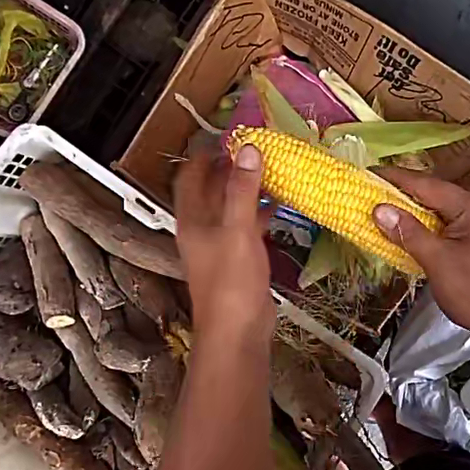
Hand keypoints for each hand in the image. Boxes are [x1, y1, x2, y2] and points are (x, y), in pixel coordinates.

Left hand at [173, 139, 272, 342]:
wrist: (237, 332)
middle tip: (257, 151)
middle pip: (211, 189)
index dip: (207, 154)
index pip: (191, 176)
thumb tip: (248, 149)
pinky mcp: (238, 260)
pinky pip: (246, 227)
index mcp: (192, 219)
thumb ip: (243, 189)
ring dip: (246, 190)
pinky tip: (277, 206)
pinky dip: (259, 213)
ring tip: (270, 172)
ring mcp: (220, 245)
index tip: (231, 137)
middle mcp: (201, 229)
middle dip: (231, 169)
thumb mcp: (238, 230)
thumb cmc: (231, 282)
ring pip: (230, 208)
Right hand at [372, 169, 469, 346]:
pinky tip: (401, 232)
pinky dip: (419, 226)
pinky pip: (440, 224)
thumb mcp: (440, 263)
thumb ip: (410, 234)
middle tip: (363, 193)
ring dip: (406, 211)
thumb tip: (380, 209)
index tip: (364, 173)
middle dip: (396, 193)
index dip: (392, 178)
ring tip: (376, 210)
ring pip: (433, 210)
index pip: (423, 184)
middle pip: (428, 193)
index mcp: (469, 206)